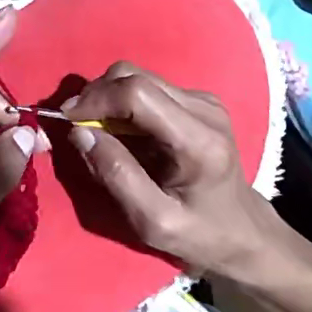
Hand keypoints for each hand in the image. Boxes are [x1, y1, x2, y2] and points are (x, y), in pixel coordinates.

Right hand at [65, 63, 290, 280]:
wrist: (244, 233)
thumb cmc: (200, 235)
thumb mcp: (153, 221)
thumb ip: (116, 175)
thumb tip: (79, 132)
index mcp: (198, 140)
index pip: (138, 93)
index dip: (96, 100)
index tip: (67, 120)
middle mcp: (204, 109)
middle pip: (134, 76)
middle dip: (96, 96)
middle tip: (77, 127)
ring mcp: (203, 100)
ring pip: (138, 76)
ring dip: (107, 98)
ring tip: (96, 130)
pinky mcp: (197, 100)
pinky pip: (147, 87)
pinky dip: (122, 103)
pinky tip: (120, 131)